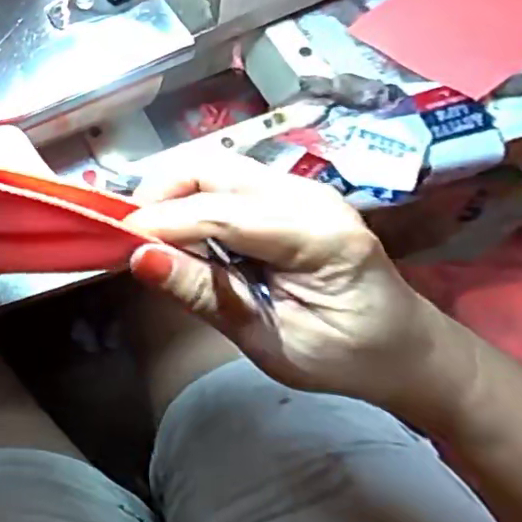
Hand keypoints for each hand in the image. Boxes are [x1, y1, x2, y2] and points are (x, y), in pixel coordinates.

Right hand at [123, 151, 475, 417]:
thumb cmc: (344, 356)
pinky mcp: (283, 188)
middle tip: (133, 241)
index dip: (160, 223)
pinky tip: (184, 233)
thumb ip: (204, 295)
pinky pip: (218, 178)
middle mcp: (307, 194)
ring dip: (169, 195)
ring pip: (207, 165)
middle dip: (157, 196)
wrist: (406, 347)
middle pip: (207, 168)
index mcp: (318, 235)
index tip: (115, 245)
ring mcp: (296, 185)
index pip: (219, 212)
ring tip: (154, 238)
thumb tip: (140, 259)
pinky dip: (187, 198)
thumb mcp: (270, 342)